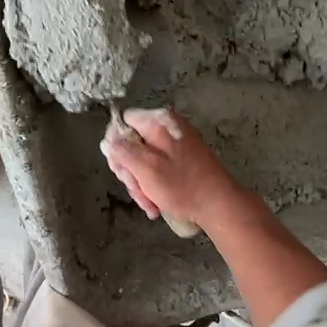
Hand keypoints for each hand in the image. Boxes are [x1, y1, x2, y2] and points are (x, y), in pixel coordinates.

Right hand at [99, 107, 245, 225]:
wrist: (220, 205)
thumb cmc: (182, 186)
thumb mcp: (146, 168)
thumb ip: (122, 152)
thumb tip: (106, 142)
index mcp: (159, 121)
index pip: (123, 122)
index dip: (116, 145)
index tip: (120, 168)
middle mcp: (167, 126)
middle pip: (131, 143)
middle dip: (129, 171)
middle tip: (137, 190)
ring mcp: (175, 142)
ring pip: (142, 159)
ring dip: (140, 183)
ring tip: (149, 204)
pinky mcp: (181, 158)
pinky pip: (156, 166)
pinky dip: (153, 185)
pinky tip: (156, 204)